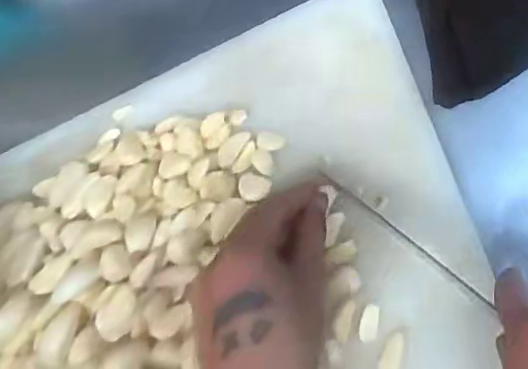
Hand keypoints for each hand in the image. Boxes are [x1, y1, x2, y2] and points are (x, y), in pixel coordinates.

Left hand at [192, 182, 327, 368]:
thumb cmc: (290, 339)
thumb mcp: (310, 281)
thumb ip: (312, 234)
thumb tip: (316, 203)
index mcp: (242, 251)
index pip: (274, 206)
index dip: (300, 193)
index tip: (324, 188)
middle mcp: (216, 261)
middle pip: (253, 222)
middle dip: (285, 211)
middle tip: (315, 208)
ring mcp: (204, 285)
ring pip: (241, 243)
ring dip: (270, 232)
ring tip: (300, 234)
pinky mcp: (203, 307)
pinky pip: (232, 264)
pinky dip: (255, 254)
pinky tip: (278, 261)